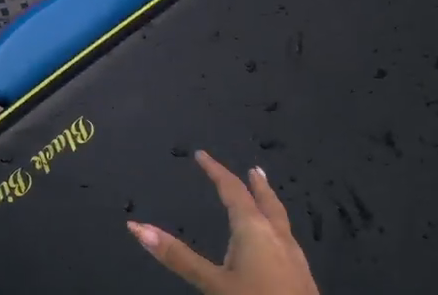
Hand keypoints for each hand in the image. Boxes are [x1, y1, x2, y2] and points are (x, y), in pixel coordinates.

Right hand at [126, 151, 318, 294]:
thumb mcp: (213, 284)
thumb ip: (177, 255)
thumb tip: (134, 226)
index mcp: (254, 230)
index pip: (233, 191)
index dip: (216, 171)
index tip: (202, 155)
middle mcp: (278, 238)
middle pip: (267, 204)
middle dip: (258, 186)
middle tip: (254, 170)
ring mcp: (295, 260)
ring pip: (281, 223)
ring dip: (270, 207)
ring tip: (264, 201)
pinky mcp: (303, 280)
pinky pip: (287, 241)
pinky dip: (276, 229)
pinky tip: (276, 246)